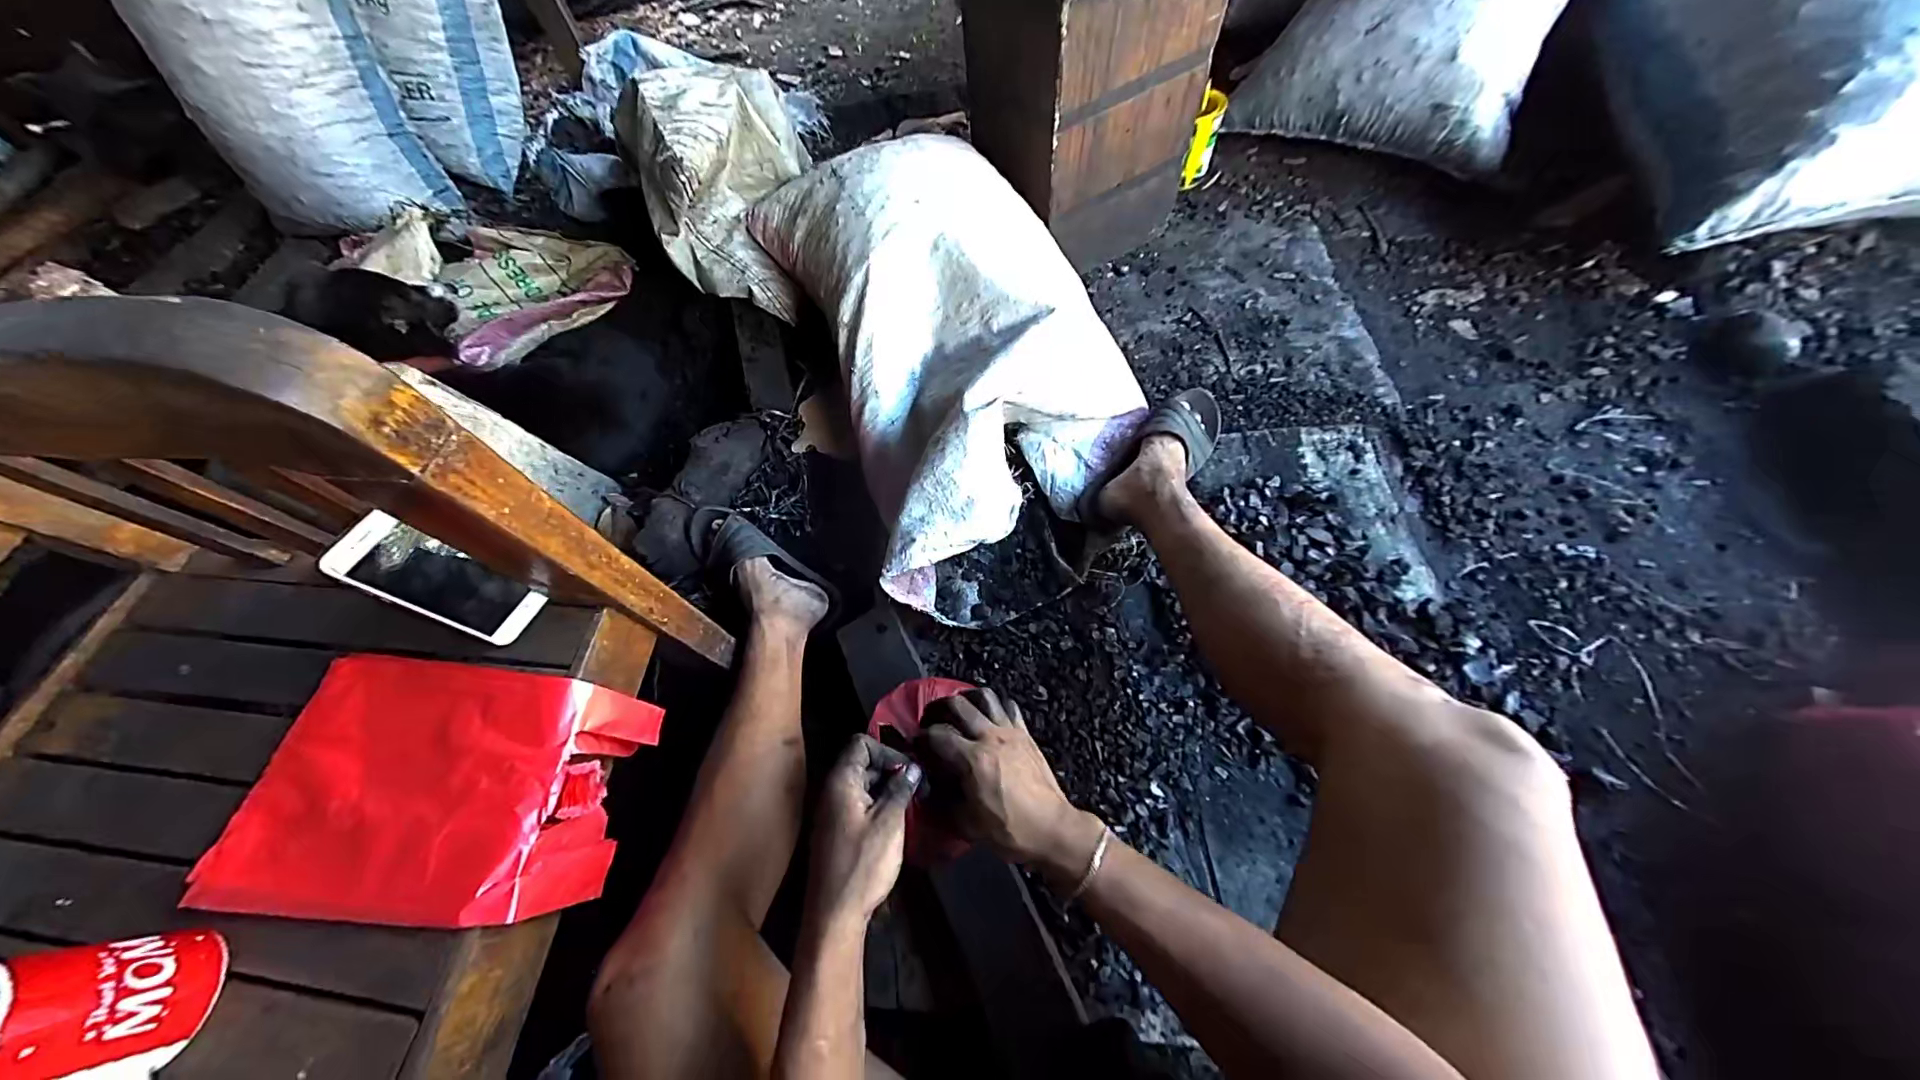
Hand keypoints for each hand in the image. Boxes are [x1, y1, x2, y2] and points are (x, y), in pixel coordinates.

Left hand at [809, 734, 921, 924]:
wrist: (835, 914)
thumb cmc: (863, 864)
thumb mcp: (889, 822)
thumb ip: (900, 788)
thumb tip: (913, 766)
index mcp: (840, 782)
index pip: (861, 743)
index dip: (887, 751)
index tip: (909, 770)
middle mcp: (832, 791)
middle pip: (862, 762)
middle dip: (892, 768)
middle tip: (919, 786)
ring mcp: (833, 812)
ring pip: (863, 784)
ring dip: (887, 787)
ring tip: (913, 802)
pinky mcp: (838, 830)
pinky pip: (860, 803)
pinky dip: (879, 803)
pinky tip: (898, 819)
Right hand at [921, 688, 1103, 878]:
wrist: (1052, 829)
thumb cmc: (1009, 830)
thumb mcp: (966, 823)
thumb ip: (941, 800)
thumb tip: (926, 786)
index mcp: (972, 759)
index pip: (937, 734)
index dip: (921, 737)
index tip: (916, 745)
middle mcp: (990, 737)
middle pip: (957, 705)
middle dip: (938, 709)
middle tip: (931, 720)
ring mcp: (1011, 732)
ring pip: (985, 696)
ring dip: (967, 699)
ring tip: (959, 710)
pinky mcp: (1026, 734)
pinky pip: (1008, 707)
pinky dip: (995, 706)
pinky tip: (989, 717)